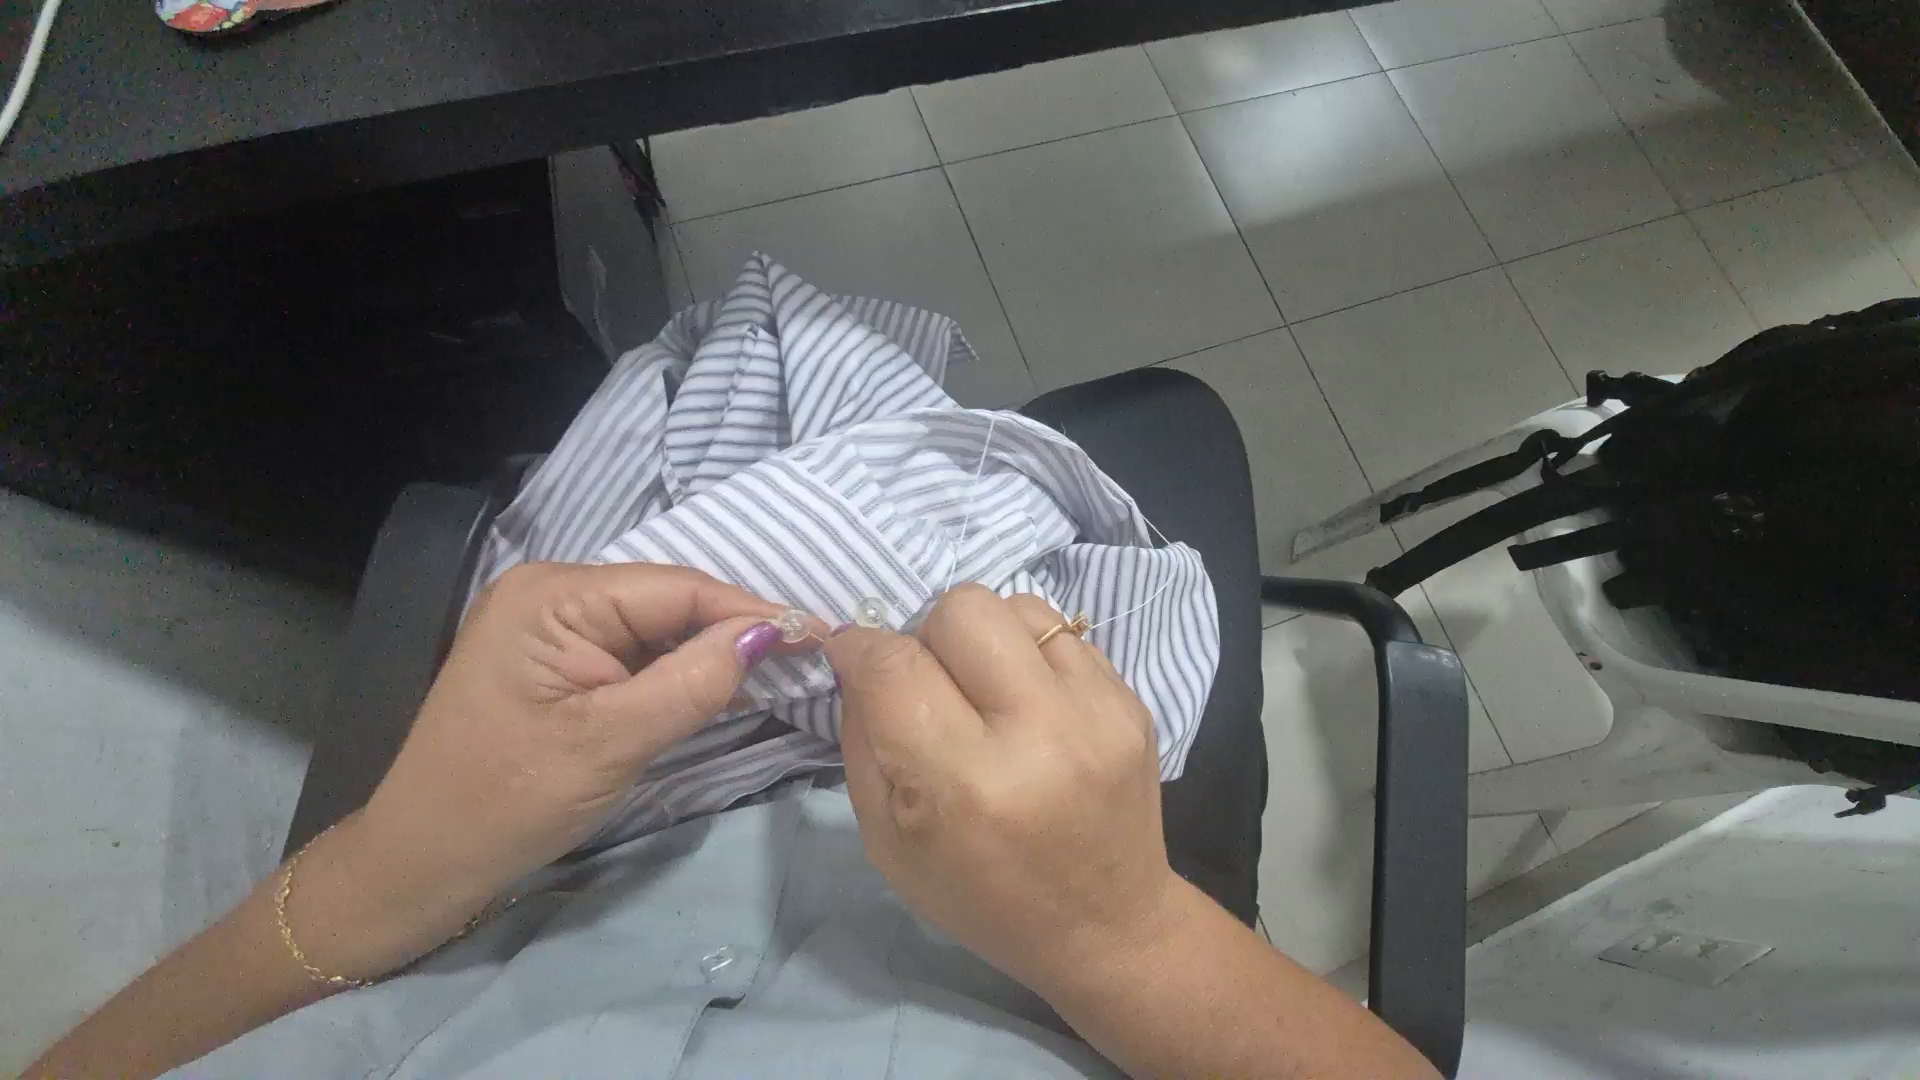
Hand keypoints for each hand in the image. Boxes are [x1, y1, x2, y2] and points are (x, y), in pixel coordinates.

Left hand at [311, 562, 817, 976]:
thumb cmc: (506, 803)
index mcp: (553, 596)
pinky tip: (724, 681)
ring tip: (781, 666)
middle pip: (672, 600)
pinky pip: (642, 648)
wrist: (420, 863)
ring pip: (662, 624)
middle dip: (736, 629)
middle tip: (807, 653)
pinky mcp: (565, 654)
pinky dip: (684, 667)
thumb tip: (772, 633)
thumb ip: (694, 682)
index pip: (678, 589)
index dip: (751, 612)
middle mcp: (555, 591)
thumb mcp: (610, 743)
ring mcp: (557, 622)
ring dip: (714, 649)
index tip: (817, 634)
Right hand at [821, 584, 1183, 998]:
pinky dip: (1028, 651)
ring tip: (986, 688)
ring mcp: (1098, 710)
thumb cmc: (981, 895)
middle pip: (962, 609)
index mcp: (968, 784)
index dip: (859, 648)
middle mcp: (1040, 734)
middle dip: (927, 634)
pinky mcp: (1131, 699)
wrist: (1106, 924)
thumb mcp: (887, 840)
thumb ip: (863, 738)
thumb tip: (860, 656)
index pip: (894, 667)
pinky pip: (1061, 630)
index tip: (853, 656)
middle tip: (932, 681)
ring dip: (982, 635)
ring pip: (1014, 605)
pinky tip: (1031, 701)